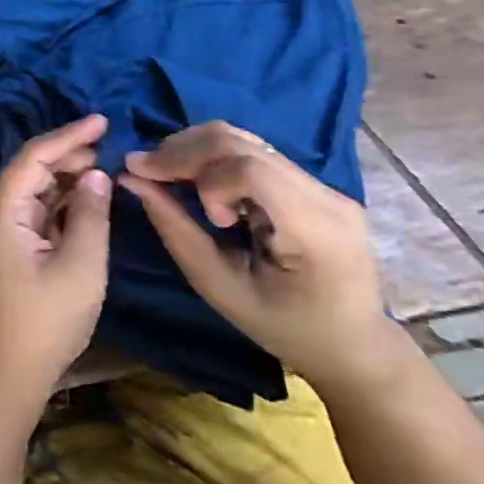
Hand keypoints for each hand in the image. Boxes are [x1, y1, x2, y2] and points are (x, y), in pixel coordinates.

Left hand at [0, 114, 113, 400]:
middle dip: (70, 153)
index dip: (68, 136)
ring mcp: (8, 227)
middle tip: (111, 147)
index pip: (34, 156)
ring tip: (107, 165)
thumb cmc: (47, 318)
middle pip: (34, 167)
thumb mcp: (81, 266)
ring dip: (70, 175)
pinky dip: (67, 198)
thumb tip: (97, 174)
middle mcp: (0, 210)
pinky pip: (43, 207)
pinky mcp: (19, 243)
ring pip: (40, 186)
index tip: (102, 121)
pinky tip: (92, 194)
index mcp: (4, 209)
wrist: (15, 369)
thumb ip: (91, 214)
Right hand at [119, 122, 406, 391]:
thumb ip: (176, 230)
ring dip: (193, 147)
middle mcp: (326, 195)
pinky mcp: (312, 180)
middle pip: (242, 143)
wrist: (353, 345)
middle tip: (145, 170)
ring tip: (164, 171)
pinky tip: (192, 175)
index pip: (251, 171)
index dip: (202, 175)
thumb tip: (130, 179)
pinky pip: (251, 149)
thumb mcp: (220, 288)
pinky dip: (211, 154)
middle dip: (183, 150)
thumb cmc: (284, 329)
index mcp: (315, 231)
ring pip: (243, 138)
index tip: (174, 199)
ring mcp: (323, 183)